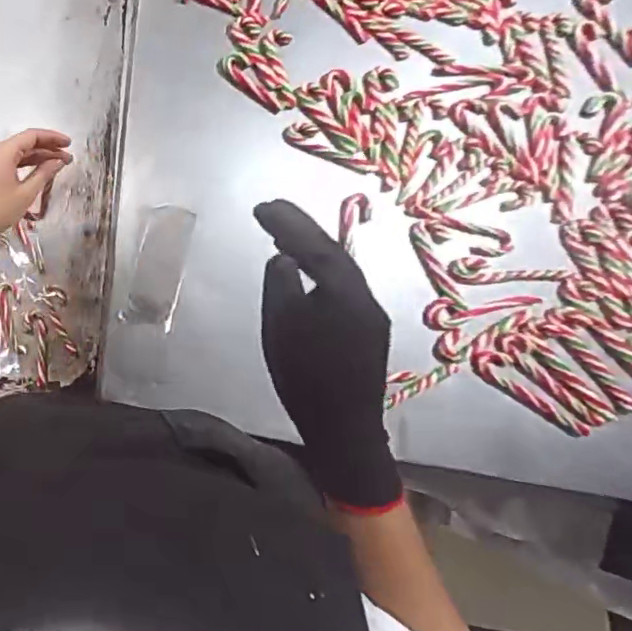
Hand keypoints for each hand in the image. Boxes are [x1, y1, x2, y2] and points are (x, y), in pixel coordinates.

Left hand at [0, 130, 72, 255]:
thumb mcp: (25, 193)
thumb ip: (43, 173)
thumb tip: (58, 161)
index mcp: (2, 152)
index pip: (31, 136)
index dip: (52, 137)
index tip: (69, 144)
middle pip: (23, 143)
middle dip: (46, 149)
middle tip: (66, 157)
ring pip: (14, 153)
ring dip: (35, 158)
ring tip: (55, 165)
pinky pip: (6, 162)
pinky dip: (22, 165)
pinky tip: (35, 172)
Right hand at [254, 199, 400, 511]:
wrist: (343, 425)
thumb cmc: (305, 375)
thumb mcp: (281, 326)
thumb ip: (281, 285)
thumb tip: (284, 258)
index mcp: (345, 292)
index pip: (315, 247)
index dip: (289, 223)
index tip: (262, 205)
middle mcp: (365, 296)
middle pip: (332, 254)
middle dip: (301, 231)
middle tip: (271, 211)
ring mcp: (369, 315)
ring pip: (338, 272)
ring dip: (310, 252)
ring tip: (283, 239)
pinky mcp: (366, 332)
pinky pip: (341, 290)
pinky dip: (319, 275)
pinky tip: (305, 276)